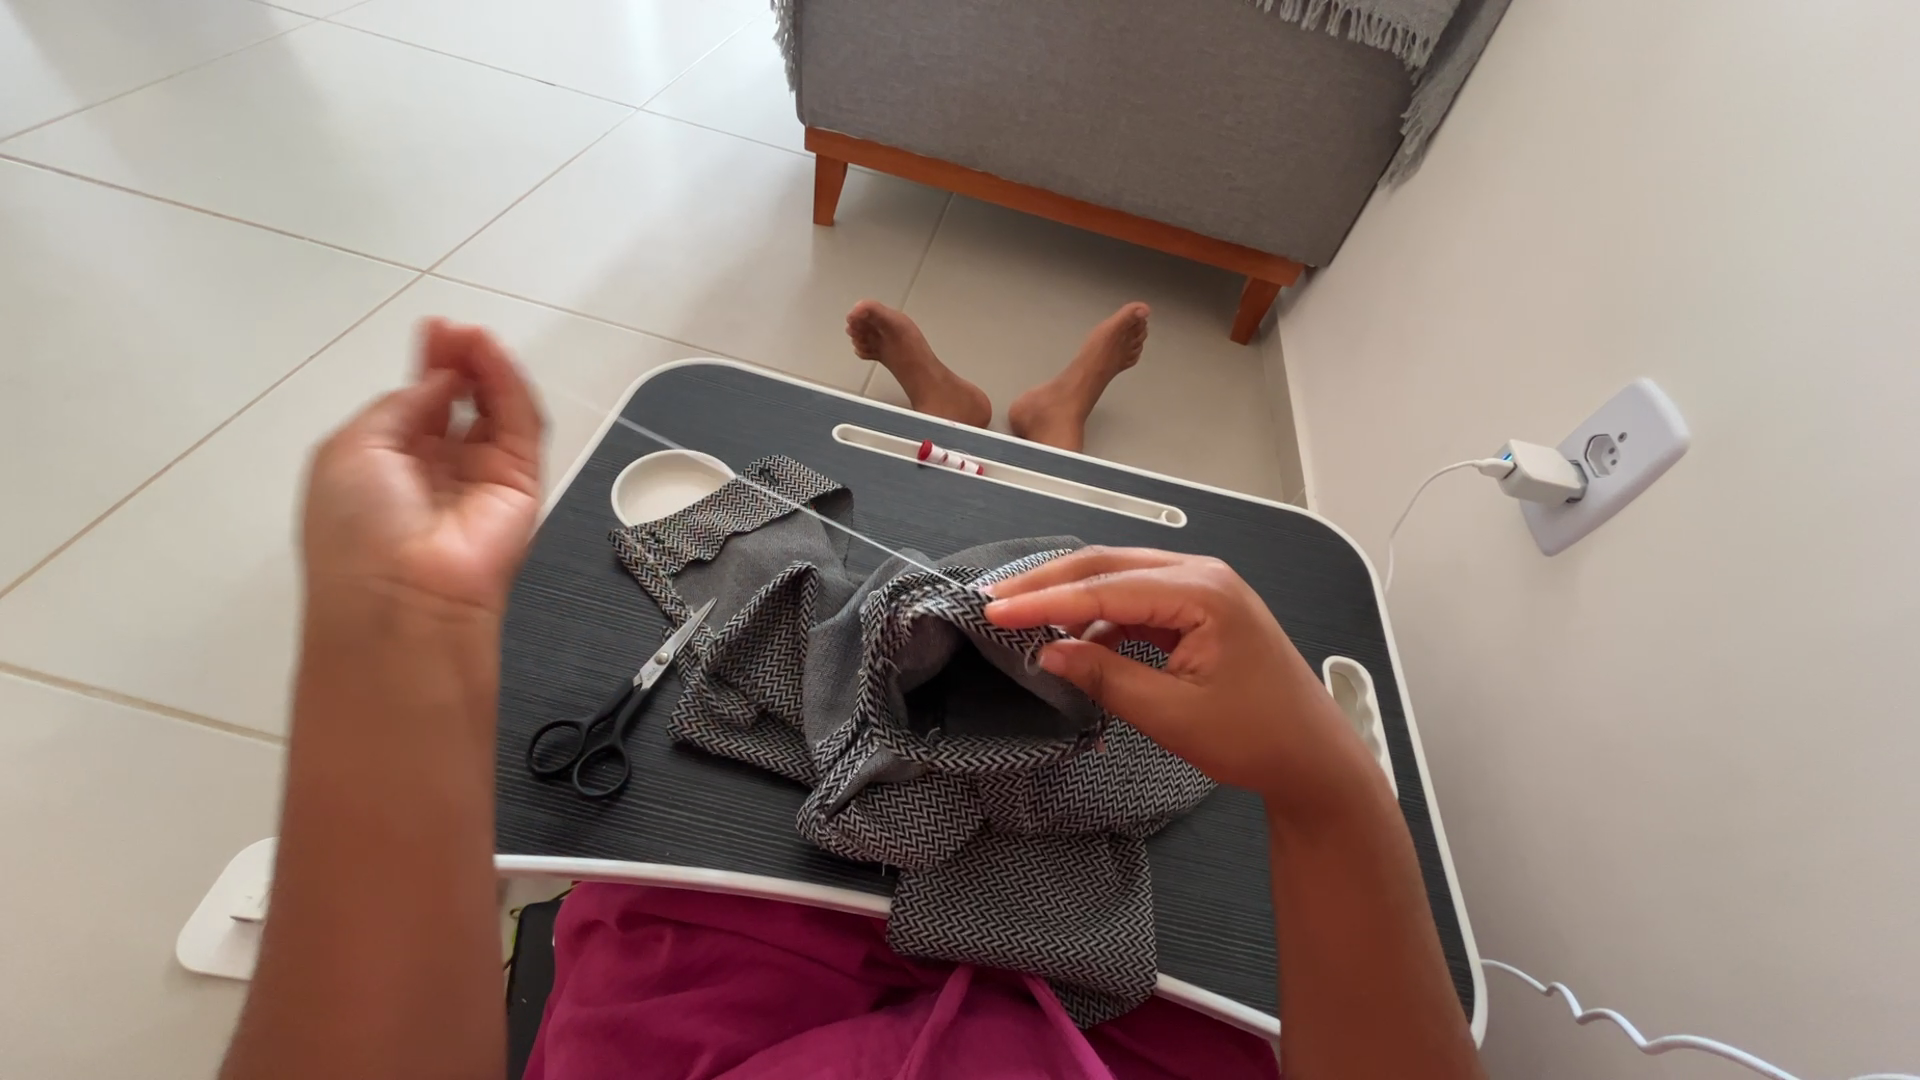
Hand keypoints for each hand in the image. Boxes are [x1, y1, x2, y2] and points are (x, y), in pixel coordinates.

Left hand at [301, 319, 544, 621]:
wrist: (405, 592)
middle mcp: (442, 467)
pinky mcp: (523, 481)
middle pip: (461, 402)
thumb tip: (440, 380)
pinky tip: (494, 356)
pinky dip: (510, 388)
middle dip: (458, 362)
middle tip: (455, 330)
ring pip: (495, 410)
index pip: (421, 405)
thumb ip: (401, 407)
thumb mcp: (351, 450)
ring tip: (474, 335)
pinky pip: (520, 426)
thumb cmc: (357, 528)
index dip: (428, 367)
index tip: (433, 332)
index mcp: (392, 463)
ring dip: (487, 369)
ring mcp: (486, 475)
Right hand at [985, 548, 1383, 818]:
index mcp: (1203, 593)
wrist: (1314, 758)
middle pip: (1108, 565)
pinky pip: (1136, 600)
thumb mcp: (1171, 714)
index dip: (1045, 601)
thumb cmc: (1255, 738)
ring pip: (1118, 578)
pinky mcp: (1197, 607)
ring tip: (1025, 616)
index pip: (1106, 588)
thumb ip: (1105, 677)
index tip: (997, 610)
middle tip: (997, 599)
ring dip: (1071, 596)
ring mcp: (1201, 587)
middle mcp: (1202, 574)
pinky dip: (1100, 617)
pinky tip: (1076, 639)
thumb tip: (1048, 654)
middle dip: (1049, 583)